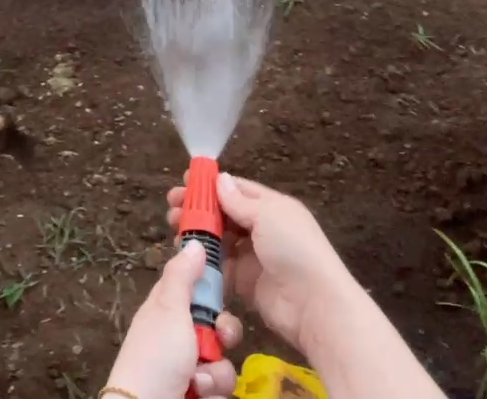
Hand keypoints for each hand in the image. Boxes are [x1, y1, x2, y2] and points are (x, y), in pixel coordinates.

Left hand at [105, 241, 243, 398]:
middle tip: (220, 337)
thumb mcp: (168, 308)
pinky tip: (198, 394)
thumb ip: (183, 276)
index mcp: (167, 310)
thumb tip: (195, 242)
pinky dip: (213, 392)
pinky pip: (222, 389)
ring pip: (224, 360)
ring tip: (198, 380)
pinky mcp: (200, 393)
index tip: (223, 287)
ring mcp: (190, 369)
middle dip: (225, 333)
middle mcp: (179, 338)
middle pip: (218, 325)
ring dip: (216, 371)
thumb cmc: (156, 356)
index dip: (211, 285)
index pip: (194, 287)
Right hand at [166, 172, 358, 355]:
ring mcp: (253, 257)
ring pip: (220, 240)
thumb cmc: (294, 249)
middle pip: (224, 214)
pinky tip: (188, 256)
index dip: (210, 185)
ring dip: (199, 234)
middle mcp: (262, 229)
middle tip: (172, 208)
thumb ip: (239, 201)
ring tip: (174, 230)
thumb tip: (220, 180)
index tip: (184, 180)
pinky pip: (220, 268)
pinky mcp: (245, 283)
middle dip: (198, 209)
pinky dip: (204, 262)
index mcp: (271, 207)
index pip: (236, 189)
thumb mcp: (268, 215)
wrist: (314, 306)